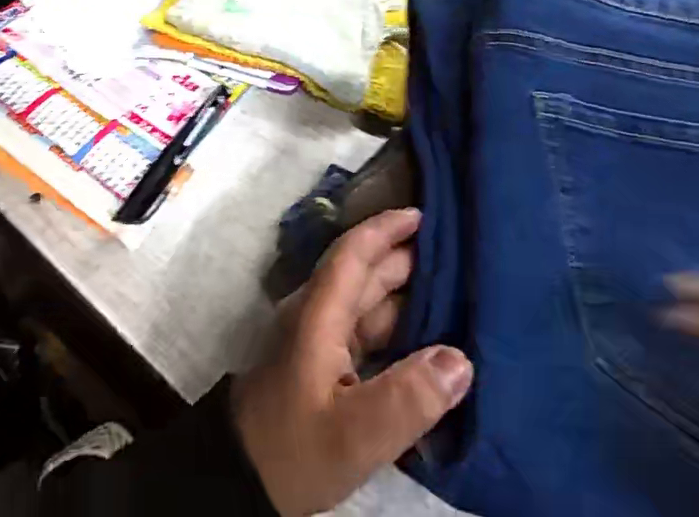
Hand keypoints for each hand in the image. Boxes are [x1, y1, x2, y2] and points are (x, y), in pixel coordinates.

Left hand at [233, 208, 473, 515]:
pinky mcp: (322, 365)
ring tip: (455, 295)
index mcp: (319, 315)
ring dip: (406, 294)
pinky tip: (427, 342)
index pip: (353, 253)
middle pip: (365, 273)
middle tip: (459, 258)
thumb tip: (460, 360)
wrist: (238, 484)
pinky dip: (397, 326)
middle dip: (408, 259)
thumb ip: (407, 398)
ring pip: (368, 302)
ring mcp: (318, 340)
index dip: (386, 229)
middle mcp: (318, 316)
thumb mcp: (352, 434)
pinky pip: (366, 331)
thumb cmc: (292, 450)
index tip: (424, 215)